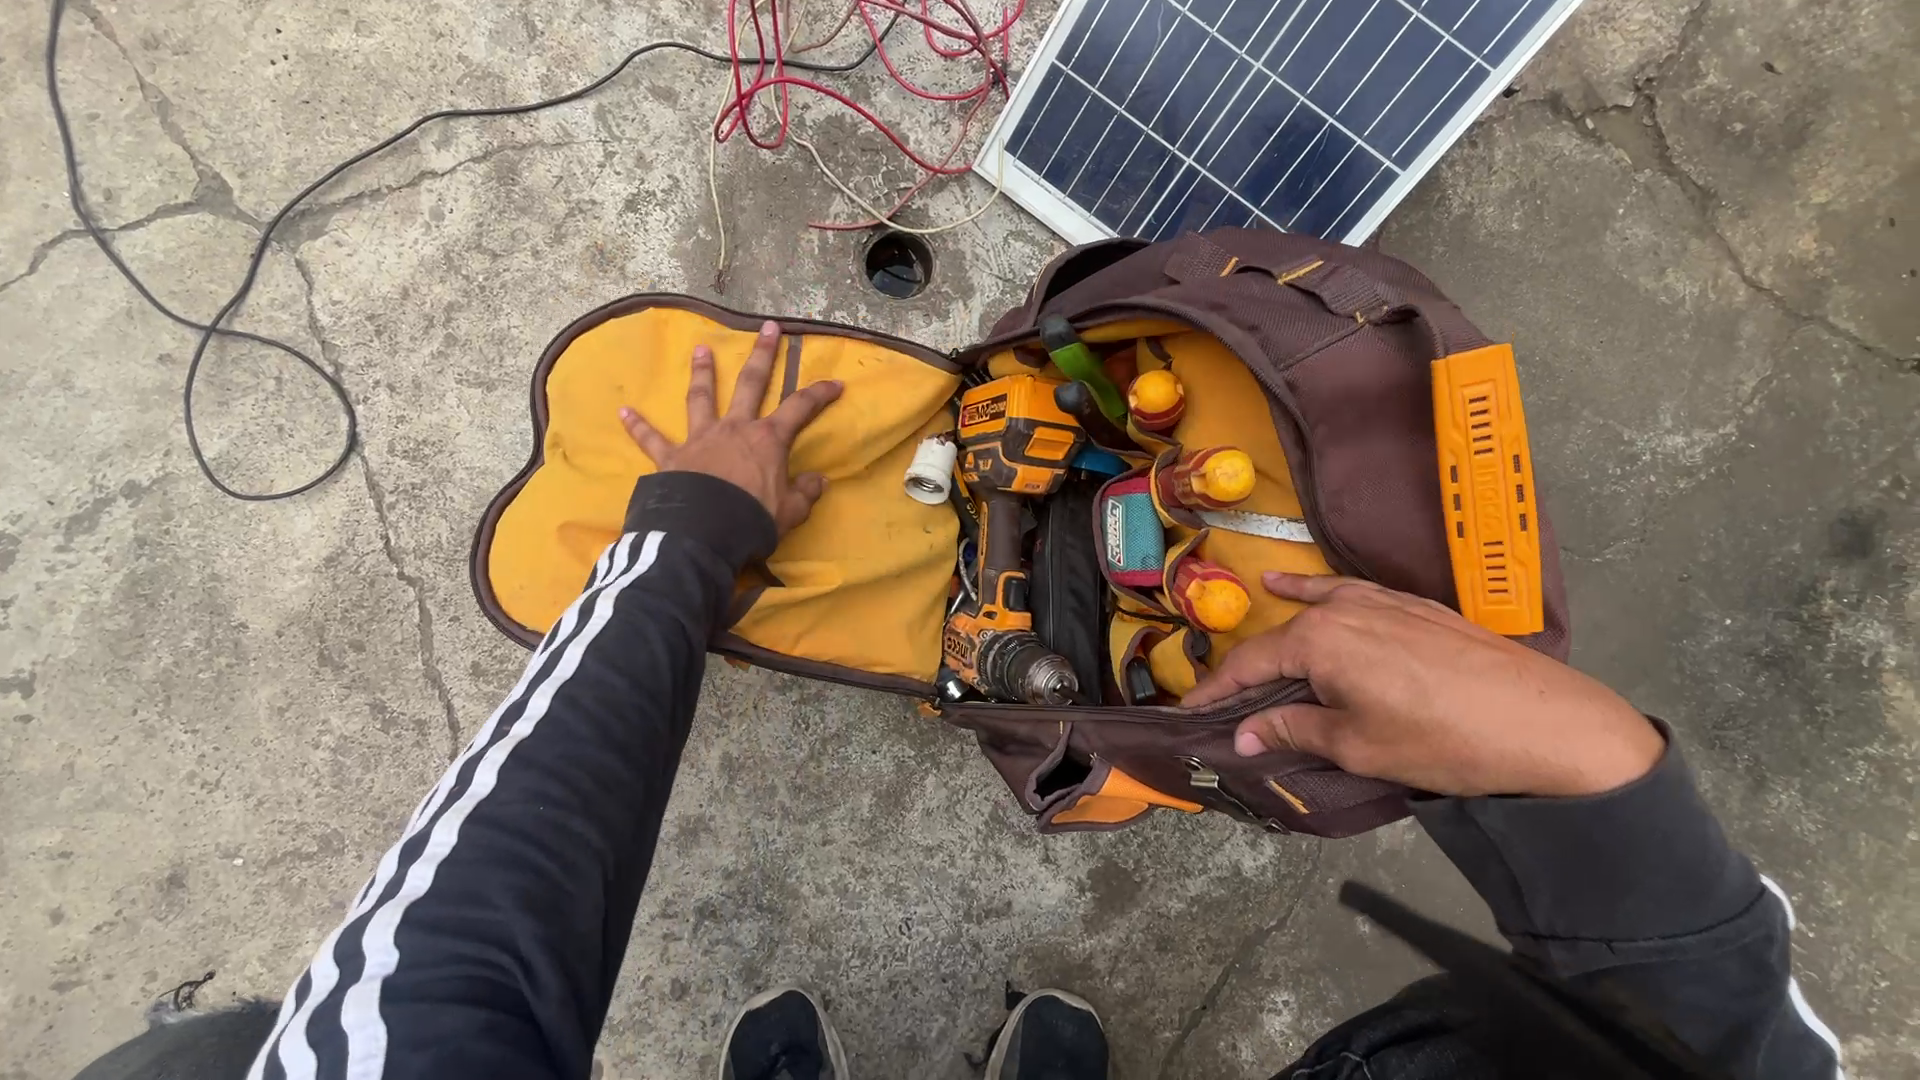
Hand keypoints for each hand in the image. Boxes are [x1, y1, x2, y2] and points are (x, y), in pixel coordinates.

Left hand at [618, 320, 842, 535]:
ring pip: (701, 398)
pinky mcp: (672, 457)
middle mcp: (735, 429)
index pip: (800, 408)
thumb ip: (805, 493)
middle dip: (762, 354)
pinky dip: (637, 426)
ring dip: (702, 373)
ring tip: (700, 350)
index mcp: (768, 440)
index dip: (820, 394)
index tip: (836, 384)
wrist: (705, 533)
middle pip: (750, 383)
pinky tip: (623, 411)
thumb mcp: (791, 511)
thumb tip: (818, 481)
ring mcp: (701, 439)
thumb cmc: (753, 519)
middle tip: (768, 327)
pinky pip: (651, 439)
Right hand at [1182, 573, 1662, 796]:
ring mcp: (1382, 601)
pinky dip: (1327, 589)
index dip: (1217, 690)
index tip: (1191, 708)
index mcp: (1318, 640)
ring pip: (1317, 602)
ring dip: (1287, 610)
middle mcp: (1342, 609)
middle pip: (1281, 634)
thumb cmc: (1440, 740)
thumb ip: (1292, 729)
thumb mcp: (1356, 745)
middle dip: (1252, 662)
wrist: (1547, 724)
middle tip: (1229, 689)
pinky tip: (1317, 585)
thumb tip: (1241, 735)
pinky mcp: (1416, 605)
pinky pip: (1354, 591)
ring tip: (1265, 595)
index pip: (1250, 663)